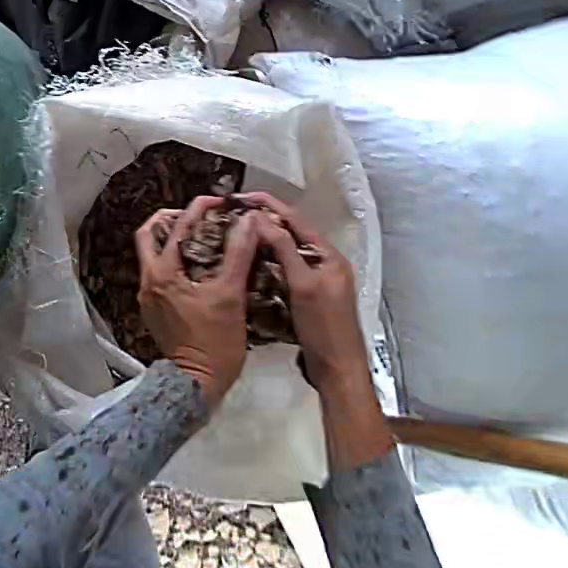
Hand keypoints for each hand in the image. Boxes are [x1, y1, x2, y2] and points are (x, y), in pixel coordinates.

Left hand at [133, 196, 252, 405]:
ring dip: (173, 240)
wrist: (197, 383)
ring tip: (202, 237)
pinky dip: (175, 260)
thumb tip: (248, 221)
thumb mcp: (230, 295)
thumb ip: (238, 255)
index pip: (174, 228)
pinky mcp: (154, 307)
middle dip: (171, 220)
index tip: (217, 201)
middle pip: (149, 236)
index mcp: (161, 272)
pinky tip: (199, 264)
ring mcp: (148, 294)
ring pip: (152, 254)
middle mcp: (147, 279)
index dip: (196, 210)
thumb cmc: (215, 340)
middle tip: (198, 217)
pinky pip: (160, 273)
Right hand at [235, 192, 390, 467]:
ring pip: (284, 250)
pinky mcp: (304, 294)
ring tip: (232, 232)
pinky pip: (281, 267)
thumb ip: (282, 248)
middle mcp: (323, 263)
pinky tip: (244, 260)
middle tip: (230, 214)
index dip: (268, 205)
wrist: (337, 370)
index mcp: (329, 256)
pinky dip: (263, 259)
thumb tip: (258, 216)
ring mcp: (314, 279)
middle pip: (289, 232)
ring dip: (261, 239)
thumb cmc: (323, 326)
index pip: (296, 219)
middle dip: (262, 219)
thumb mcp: (302, 284)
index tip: (238, 197)